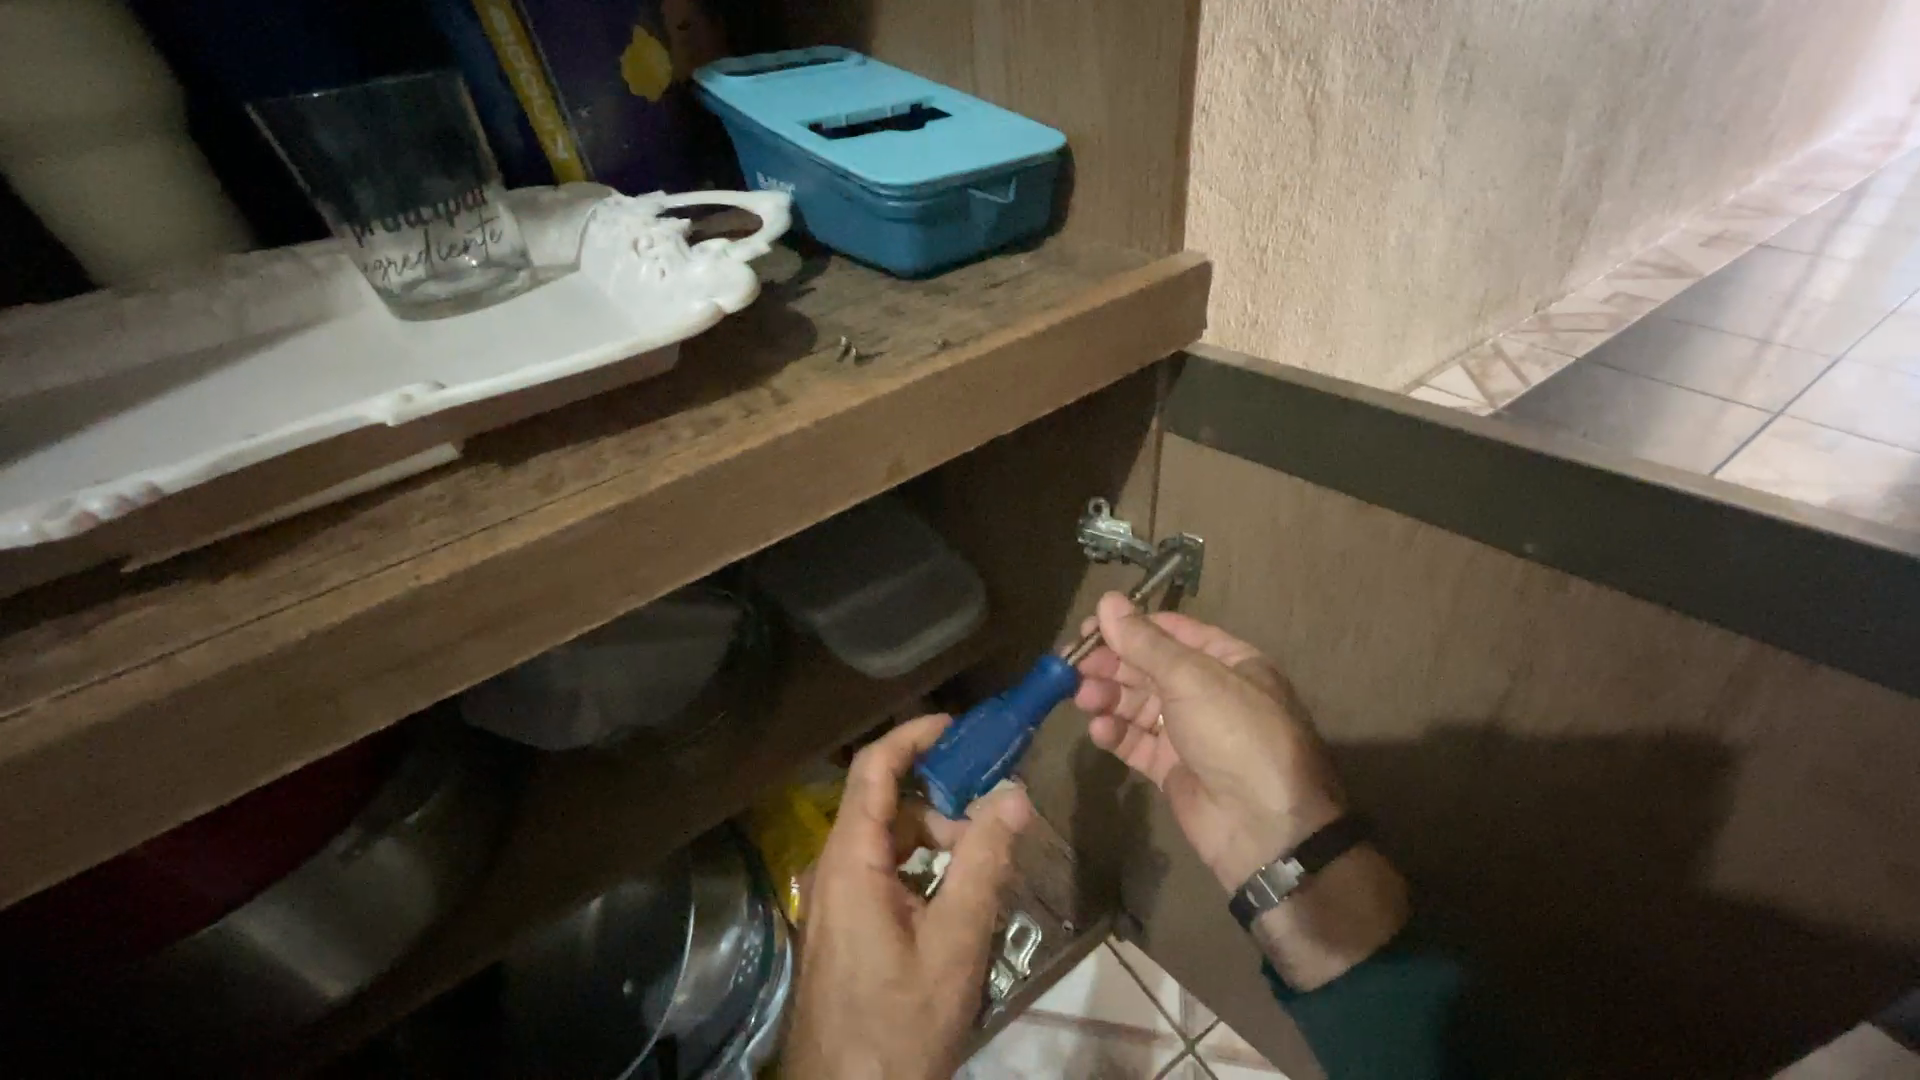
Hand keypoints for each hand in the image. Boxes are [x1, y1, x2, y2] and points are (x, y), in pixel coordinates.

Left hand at [784, 714, 1033, 1079]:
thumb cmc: (900, 1022)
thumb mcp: (954, 942)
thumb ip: (983, 862)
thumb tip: (1014, 793)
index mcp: (850, 860)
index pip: (873, 768)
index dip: (914, 736)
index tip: (959, 725)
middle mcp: (834, 867)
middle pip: (887, 805)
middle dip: (941, 801)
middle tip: (992, 822)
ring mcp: (836, 898)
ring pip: (888, 841)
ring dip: (936, 839)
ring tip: (982, 868)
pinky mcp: (845, 925)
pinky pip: (884, 873)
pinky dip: (922, 869)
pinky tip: (956, 900)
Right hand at [1074, 593, 1407, 988]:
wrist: (1262, 826)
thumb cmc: (1234, 734)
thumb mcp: (1192, 677)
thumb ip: (1145, 641)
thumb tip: (1107, 601)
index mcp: (1226, 661)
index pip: (1169, 632)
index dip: (1128, 628)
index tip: (1088, 630)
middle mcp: (1208, 692)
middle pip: (1148, 667)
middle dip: (1111, 664)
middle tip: (1073, 667)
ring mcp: (1190, 731)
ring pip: (1138, 703)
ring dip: (1108, 696)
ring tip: (1083, 698)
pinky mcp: (1172, 767)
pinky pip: (1136, 741)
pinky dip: (1116, 733)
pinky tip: (1099, 730)